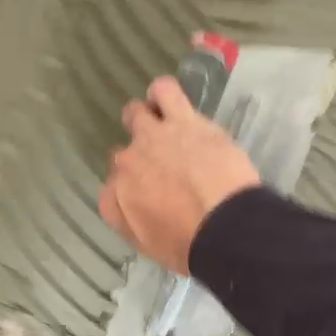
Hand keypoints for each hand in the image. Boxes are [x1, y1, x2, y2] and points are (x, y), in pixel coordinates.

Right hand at [99, 75, 262, 274]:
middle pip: (122, 153)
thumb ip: (127, 219)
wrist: (222, 227)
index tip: (147, 196)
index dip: (130, 190)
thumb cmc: (186, 245)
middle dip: (137, 158)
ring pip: (137, 113)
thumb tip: (122, 199)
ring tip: (158, 124)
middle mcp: (127, 163)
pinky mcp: (183, 120)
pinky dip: (163, 93)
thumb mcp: (145, 244)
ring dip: (144, 118)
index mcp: (117, 198)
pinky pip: (165, 91)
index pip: (113, 187)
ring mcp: (153, 137)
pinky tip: (169, 99)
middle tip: (159, 165)